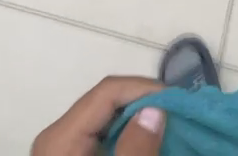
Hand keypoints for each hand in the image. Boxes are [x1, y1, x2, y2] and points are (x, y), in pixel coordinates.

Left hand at [31, 76, 165, 155]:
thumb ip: (133, 150)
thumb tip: (155, 110)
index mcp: (60, 135)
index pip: (107, 91)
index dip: (144, 88)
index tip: (177, 100)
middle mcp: (58, 134)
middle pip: (107, 102)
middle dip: (144, 103)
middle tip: (178, 112)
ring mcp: (63, 147)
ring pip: (107, 118)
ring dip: (138, 119)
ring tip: (168, 125)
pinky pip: (102, 136)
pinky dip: (126, 136)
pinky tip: (145, 142)